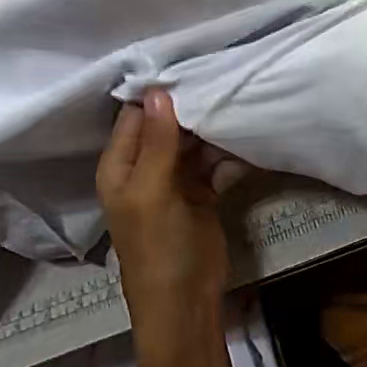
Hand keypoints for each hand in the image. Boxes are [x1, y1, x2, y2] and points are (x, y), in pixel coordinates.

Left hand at [96, 89, 247, 324]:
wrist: (186, 303)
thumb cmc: (160, 248)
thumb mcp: (153, 192)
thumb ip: (158, 142)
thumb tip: (159, 90)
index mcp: (120, 166)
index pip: (135, 115)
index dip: (159, 92)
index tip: (191, 64)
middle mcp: (145, 168)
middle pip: (167, 125)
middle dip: (192, 107)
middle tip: (225, 80)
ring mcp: (175, 181)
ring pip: (193, 142)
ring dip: (213, 130)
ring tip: (240, 105)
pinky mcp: (201, 193)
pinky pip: (213, 163)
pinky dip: (226, 155)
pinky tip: (245, 142)